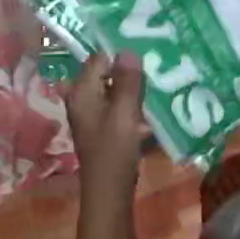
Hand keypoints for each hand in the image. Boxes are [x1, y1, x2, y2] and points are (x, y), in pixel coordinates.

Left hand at [67, 52, 144, 207]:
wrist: (109, 190)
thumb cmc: (114, 150)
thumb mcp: (124, 113)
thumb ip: (126, 81)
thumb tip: (128, 50)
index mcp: (81, 92)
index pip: (98, 58)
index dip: (120, 53)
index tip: (146, 48)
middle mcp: (82, 99)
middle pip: (106, 73)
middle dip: (129, 68)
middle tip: (156, 62)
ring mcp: (92, 113)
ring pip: (114, 89)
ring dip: (133, 86)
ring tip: (158, 80)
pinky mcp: (104, 126)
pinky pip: (118, 105)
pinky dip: (133, 102)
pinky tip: (152, 104)